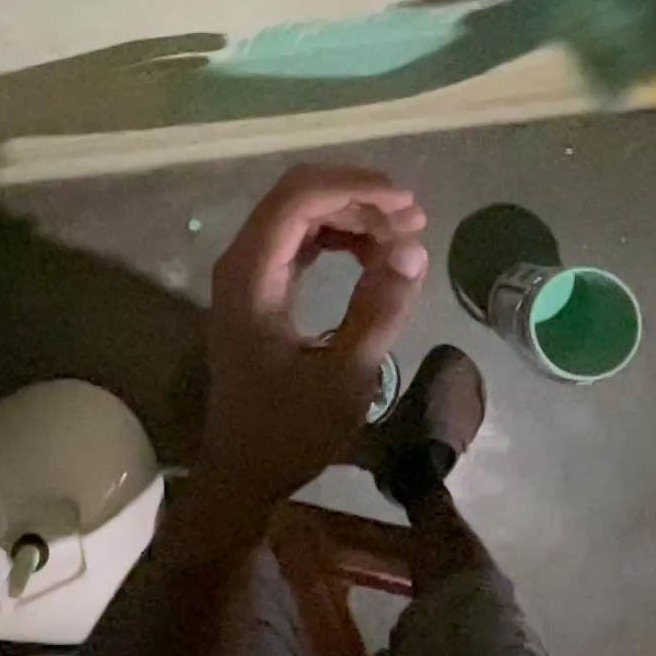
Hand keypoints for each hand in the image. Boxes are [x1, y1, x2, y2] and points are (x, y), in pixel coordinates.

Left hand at [196, 164, 429, 507]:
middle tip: (412, 221)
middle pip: (297, 196)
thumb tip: (413, 249)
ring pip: (300, 213)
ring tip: (403, 238)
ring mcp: (248, 271)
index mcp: (251, 276)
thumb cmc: (289, 431)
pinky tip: (373, 256)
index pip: (297, 199)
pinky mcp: (260, 284)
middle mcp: (242, 261)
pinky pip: (300, 239)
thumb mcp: (345, 377)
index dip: (354, 188)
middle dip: (357, 197)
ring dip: (352, 215)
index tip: (407, 204)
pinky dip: (338, 237)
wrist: (243, 467)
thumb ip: (378, 309)